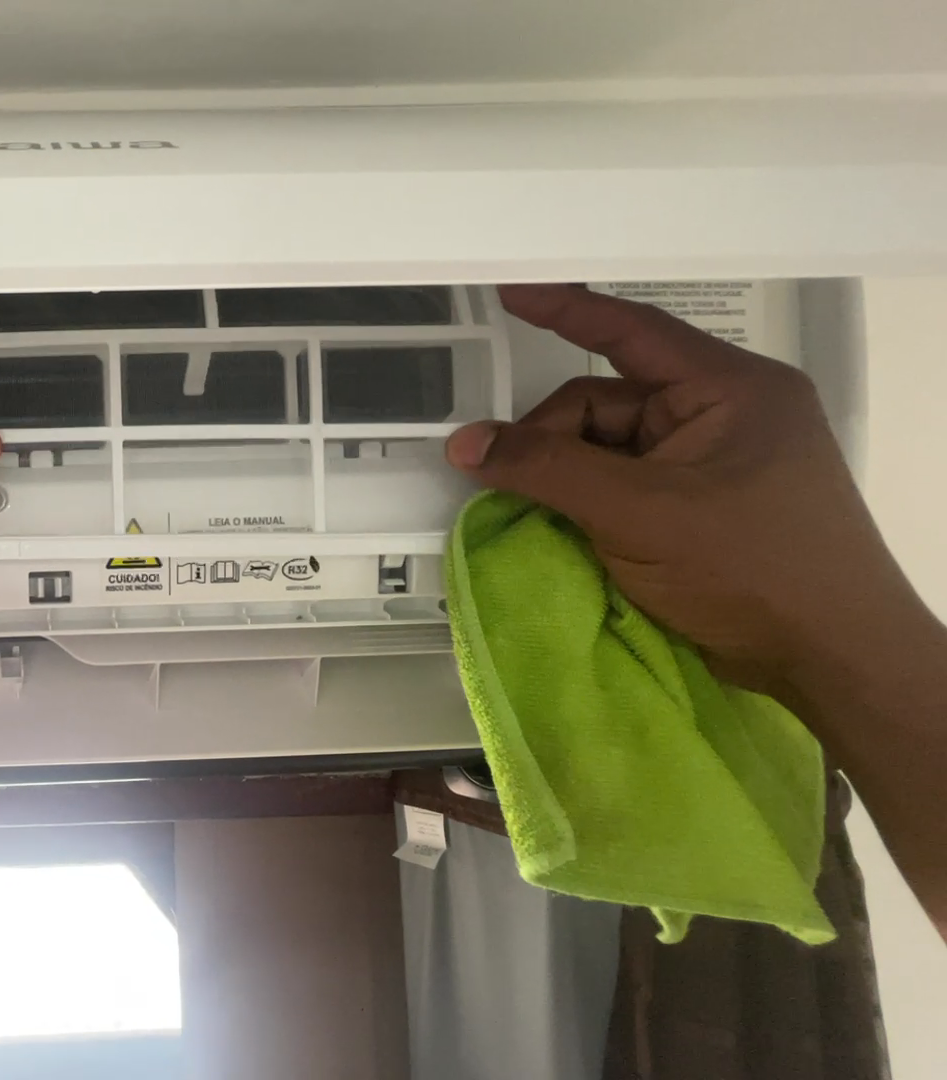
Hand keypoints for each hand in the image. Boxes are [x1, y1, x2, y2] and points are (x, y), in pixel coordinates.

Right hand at [444, 284, 930, 699]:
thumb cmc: (752, 567)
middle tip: (507, 481)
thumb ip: (544, 468)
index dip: (565, 309)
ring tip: (542, 516)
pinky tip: (557, 523)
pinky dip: (572, 499)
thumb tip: (463, 442)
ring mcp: (697, 462)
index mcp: (727, 392)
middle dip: (547, 441)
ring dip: (556, 476)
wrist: (821, 658)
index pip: (631, 333)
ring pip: (593, 448)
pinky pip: (605, 482)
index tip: (509, 292)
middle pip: (596, 405)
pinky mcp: (684, 502)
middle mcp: (713, 416)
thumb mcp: (636, 510)